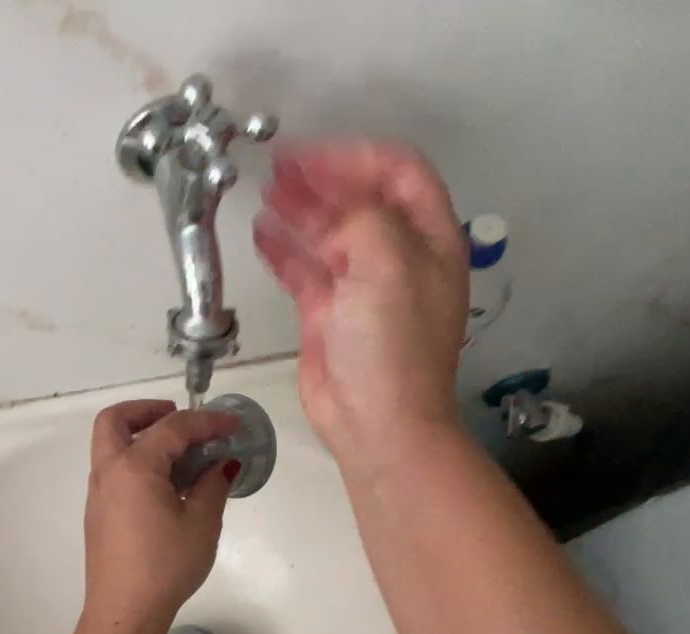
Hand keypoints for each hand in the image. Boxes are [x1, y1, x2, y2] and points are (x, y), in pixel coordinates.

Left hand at [79, 400, 238, 633]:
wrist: (124, 611)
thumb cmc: (165, 566)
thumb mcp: (201, 524)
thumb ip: (212, 485)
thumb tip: (222, 464)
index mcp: (133, 468)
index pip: (172, 429)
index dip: (206, 422)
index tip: (233, 425)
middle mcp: (108, 473)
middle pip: (115, 420)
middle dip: (147, 410)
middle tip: (180, 419)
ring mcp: (97, 494)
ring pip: (109, 445)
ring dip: (140, 436)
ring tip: (180, 453)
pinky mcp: (98, 514)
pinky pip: (113, 471)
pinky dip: (135, 461)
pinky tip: (166, 483)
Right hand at [253, 141, 469, 463]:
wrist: (376, 422)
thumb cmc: (393, 347)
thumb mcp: (388, 265)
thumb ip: (363, 218)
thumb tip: (332, 203)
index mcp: (426, 238)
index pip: (397, 174)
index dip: (356, 156)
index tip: (312, 155)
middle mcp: (394, 256)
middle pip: (358, 199)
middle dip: (322, 177)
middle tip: (280, 164)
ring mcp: (358, 286)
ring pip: (326, 232)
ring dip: (299, 208)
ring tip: (267, 189)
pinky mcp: (325, 314)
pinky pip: (302, 269)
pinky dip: (282, 249)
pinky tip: (262, 232)